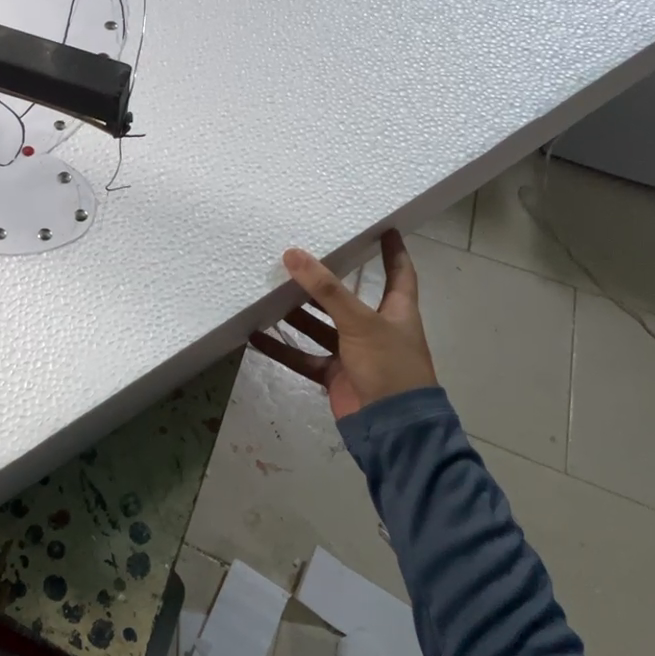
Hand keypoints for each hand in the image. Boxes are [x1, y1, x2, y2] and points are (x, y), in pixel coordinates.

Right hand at [248, 230, 435, 419]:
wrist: (393, 428)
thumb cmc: (389, 366)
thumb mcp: (360, 322)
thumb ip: (325, 289)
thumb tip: (292, 253)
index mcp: (396, 311)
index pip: (398, 272)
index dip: (393, 251)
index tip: (384, 228)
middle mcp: (376, 328)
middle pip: (346, 298)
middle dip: (322, 282)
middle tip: (295, 258)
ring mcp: (354, 353)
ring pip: (320, 326)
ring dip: (296, 314)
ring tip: (268, 293)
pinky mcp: (335, 374)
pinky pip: (303, 356)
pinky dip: (281, 348)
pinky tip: (256, 336)